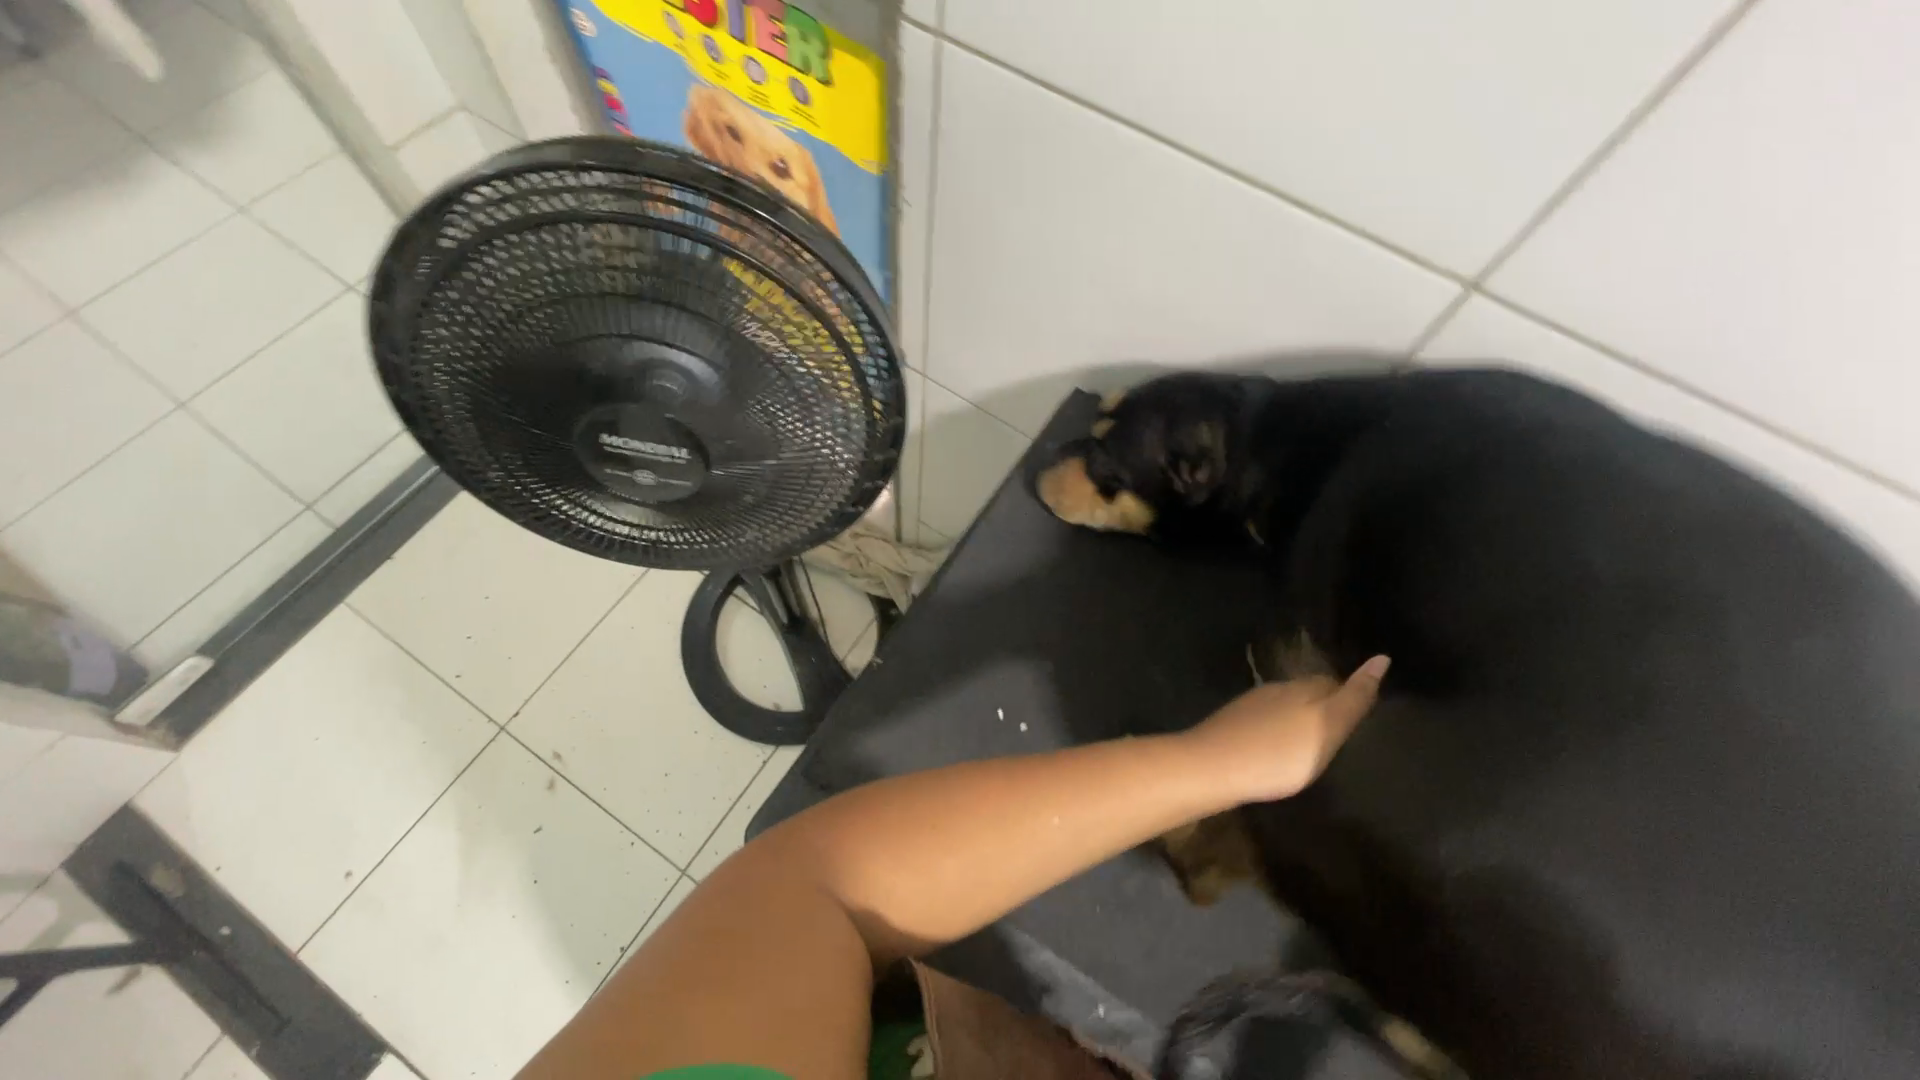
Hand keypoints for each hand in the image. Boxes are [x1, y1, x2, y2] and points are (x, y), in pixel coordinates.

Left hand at [1182, 655, 1389, 801]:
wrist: (1211, 766)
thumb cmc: (1278, 754)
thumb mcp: (1326, 727)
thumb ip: (1353, 698)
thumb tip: (1381, 658)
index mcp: (1302, 689)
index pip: (1335, 683)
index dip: (1351, 695)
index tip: (1363, 714)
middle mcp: (1277, 690)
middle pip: (1308, 692)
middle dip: (1325, 704)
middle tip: (1341, 729)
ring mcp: (1250, 707)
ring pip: (1284, 706)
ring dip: (1299, 718)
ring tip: (1312, 741)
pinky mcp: (1232, 726)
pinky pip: (1264, 722)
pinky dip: (1276, 730)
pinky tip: (1277, 746)